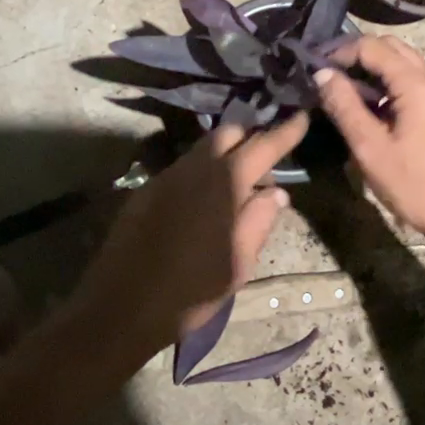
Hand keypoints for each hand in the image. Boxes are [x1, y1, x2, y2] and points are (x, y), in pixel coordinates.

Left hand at [79, 115, 308, 344]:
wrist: (121, 308)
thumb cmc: (191, 291)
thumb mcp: (239, 264)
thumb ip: (259, 222)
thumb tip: (276, 193)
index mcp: (225, 184)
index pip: (262, 147)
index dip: (285, 132)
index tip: (302, 117)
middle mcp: (194, 170)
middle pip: (227, 134)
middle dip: (251, 136)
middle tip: (268, 155)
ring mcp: (165, 178)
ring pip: (202, 150)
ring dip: (225, 154)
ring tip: (240, 178)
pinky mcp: (146, 192)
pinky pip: (182, 169)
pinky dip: (202, 171)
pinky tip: (206, 198)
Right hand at [313, 36, 424, 245]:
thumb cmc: (412, 184)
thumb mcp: (370, 147)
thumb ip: (344, 105)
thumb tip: (323, 74)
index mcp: (417, 85)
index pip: (373, 47)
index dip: (342, 51)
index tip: (317, 68)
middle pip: (392, 48)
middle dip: (358, 54)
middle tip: (329, 74)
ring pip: (404, 62)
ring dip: (374, 68)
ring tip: (345, 89)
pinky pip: (414, 80)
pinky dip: (390, 82)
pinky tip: (372, 105)